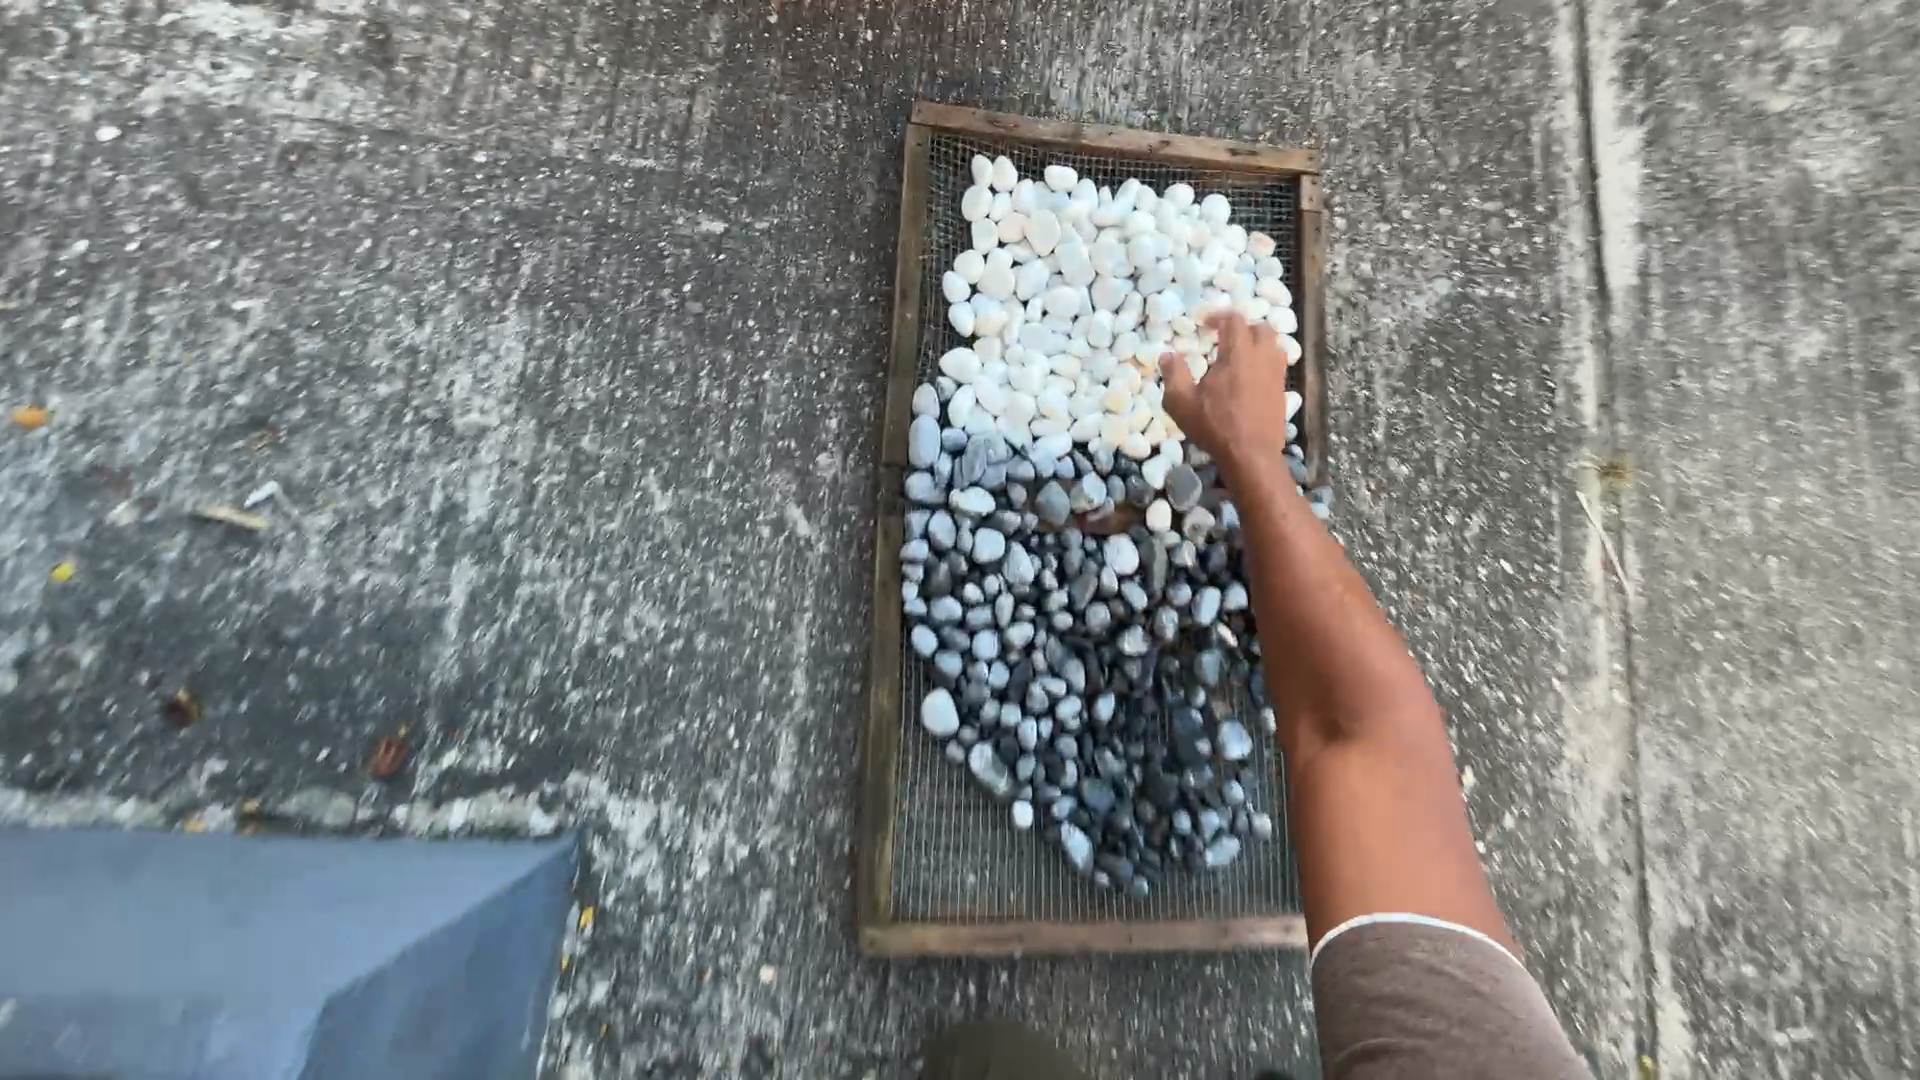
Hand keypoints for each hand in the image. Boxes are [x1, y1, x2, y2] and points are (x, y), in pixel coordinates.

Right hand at [1161, 312, 1291, 479]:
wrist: (1250, 454)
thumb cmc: (1214, 425)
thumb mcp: (1181, 402)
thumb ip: (1173, 374)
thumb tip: (1168, 355)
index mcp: (1238, 353)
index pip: (1234, 320)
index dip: (1219, 316)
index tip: (1205, 324)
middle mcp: (1262, 357)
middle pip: (1259, 328)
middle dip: (1241, 328)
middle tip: (1223, 338)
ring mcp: (1276, 374)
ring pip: (1273, 345)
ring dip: (1256, 343)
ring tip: (1238, 356)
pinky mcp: (1282, 391)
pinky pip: (1276, 365)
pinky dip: (1263, 362)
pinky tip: (1249, 378)